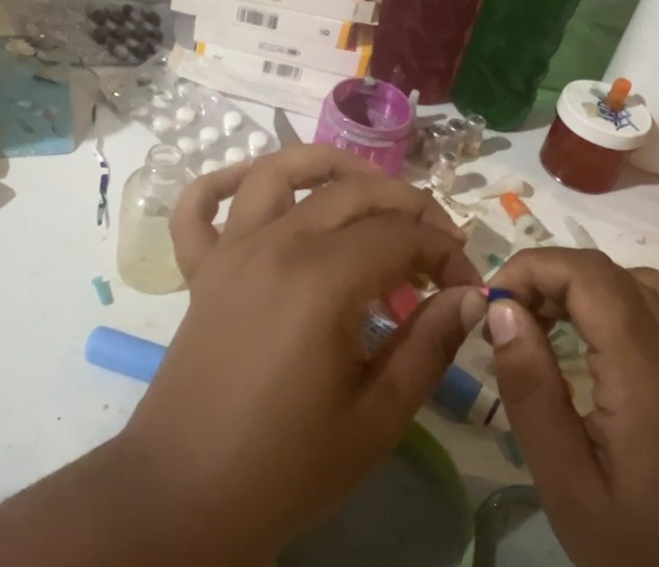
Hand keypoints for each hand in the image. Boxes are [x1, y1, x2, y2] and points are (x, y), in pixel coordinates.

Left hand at [116, 145, 485, 562]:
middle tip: (437, 244)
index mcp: (323, 279)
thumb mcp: (378, 415)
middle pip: (351, 191)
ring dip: (327, 165)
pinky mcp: (200, 271)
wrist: (188, 494)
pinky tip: (250, 185)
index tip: (466, 287)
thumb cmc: (289, 464)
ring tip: (366, 186)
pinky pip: (198, 207)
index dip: (445, 252)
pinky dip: (220, 181)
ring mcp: (230, 252)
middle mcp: (275, 245)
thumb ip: (428, 344)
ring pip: (277, 172)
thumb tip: (470, 297)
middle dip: (407, 205)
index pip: (401, 235)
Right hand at [486, 248, 658, 566]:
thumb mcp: (569, 486)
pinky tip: (607, 339)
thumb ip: (532, 391)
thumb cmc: (647, 553)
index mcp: (648, 370)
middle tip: (506, 320)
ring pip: (644, 284)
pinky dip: (629, 300)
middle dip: (549, 278)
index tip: (490, 302)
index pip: (586, 274)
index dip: (532, 268)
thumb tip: (501, 309)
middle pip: (612, 273)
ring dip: (588, 287)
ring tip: (549, 323)